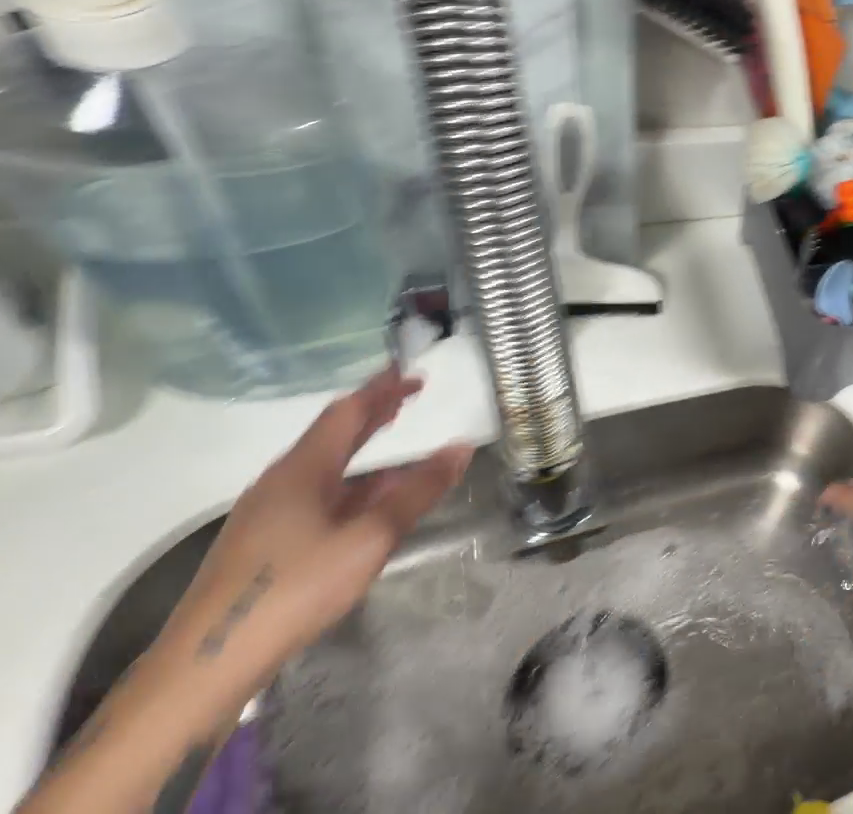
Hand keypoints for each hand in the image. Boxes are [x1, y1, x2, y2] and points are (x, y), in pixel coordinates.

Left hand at [148, 367, 472, 726]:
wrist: (211, 660)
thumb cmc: (295, 589)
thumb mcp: (370, 538)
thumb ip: (417, 492)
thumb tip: (460, 448)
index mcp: (301, 472)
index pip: (346, 414)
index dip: (381, 390)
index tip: (413, 373)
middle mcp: (280, 484)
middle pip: (331, 436)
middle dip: (372, 414)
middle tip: (409, 398)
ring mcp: (268, 514)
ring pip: (324, 468)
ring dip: (364, 451)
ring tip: (399, 444)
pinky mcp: (266, 542)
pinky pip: (318, 495)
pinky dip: (352, 482)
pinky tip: (369, 501)